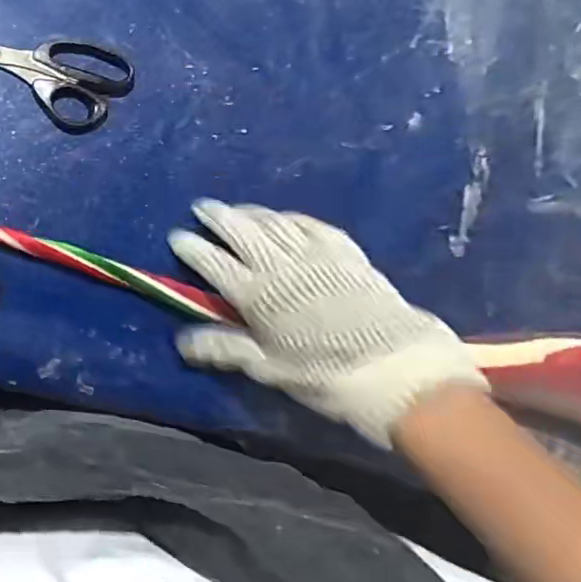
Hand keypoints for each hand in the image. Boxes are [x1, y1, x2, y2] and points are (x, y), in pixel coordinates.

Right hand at [169, 199, 487, 446]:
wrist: (404, 375)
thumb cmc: (326, 375)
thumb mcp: (269, 368)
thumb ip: (226, 349)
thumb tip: (183, 343)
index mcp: (256, 297)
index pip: (213, 263)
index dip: (192, 247)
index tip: (177, 236)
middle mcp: (282, 271)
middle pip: (243, 234)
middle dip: (219, 218)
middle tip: (202, 206)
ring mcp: (318, 261)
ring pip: (276, 227)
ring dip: (253, 214)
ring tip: (237, 209)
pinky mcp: (350, 260)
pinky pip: (317, 230)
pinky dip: (296, 220)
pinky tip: (286, 218)